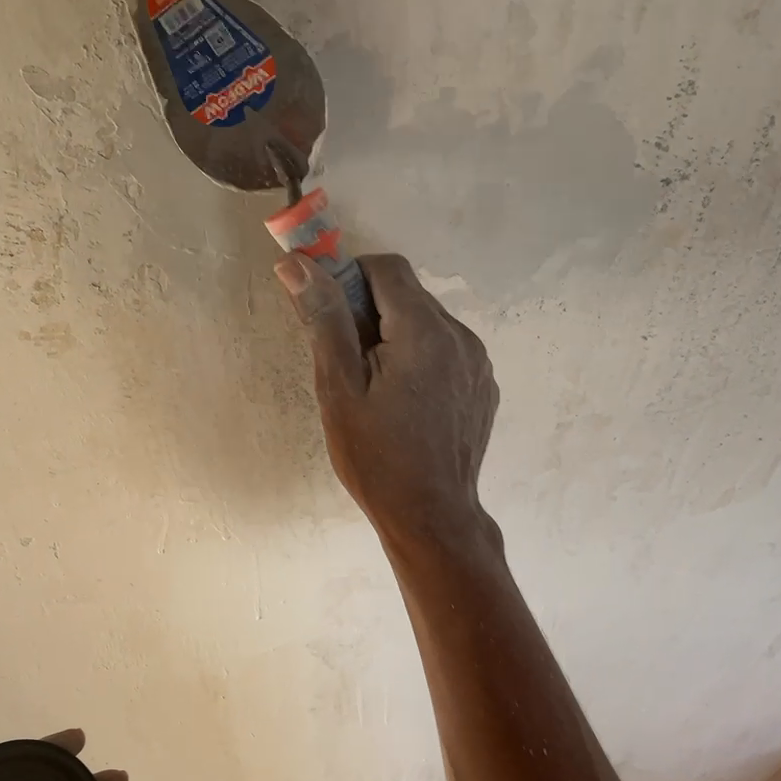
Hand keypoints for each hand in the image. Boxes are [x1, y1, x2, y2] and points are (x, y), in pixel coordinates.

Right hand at [275, 253, 498, 541]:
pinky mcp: (483, 387)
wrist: (431, 517)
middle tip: (346, 362)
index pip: (386, 267)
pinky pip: (446, 351)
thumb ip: (323, 319)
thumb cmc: (376, 457)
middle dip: (371, 313)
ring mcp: (478, 363)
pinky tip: (405, 404)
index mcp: (425, 331)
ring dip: (396, 337)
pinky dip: (420, 359)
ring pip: (427, 323)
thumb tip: (297, 263)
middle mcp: (461, 336)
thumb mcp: (339, 388)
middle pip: (408, 295)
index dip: (350, 278)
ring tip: (376, 389)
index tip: (329, 314)